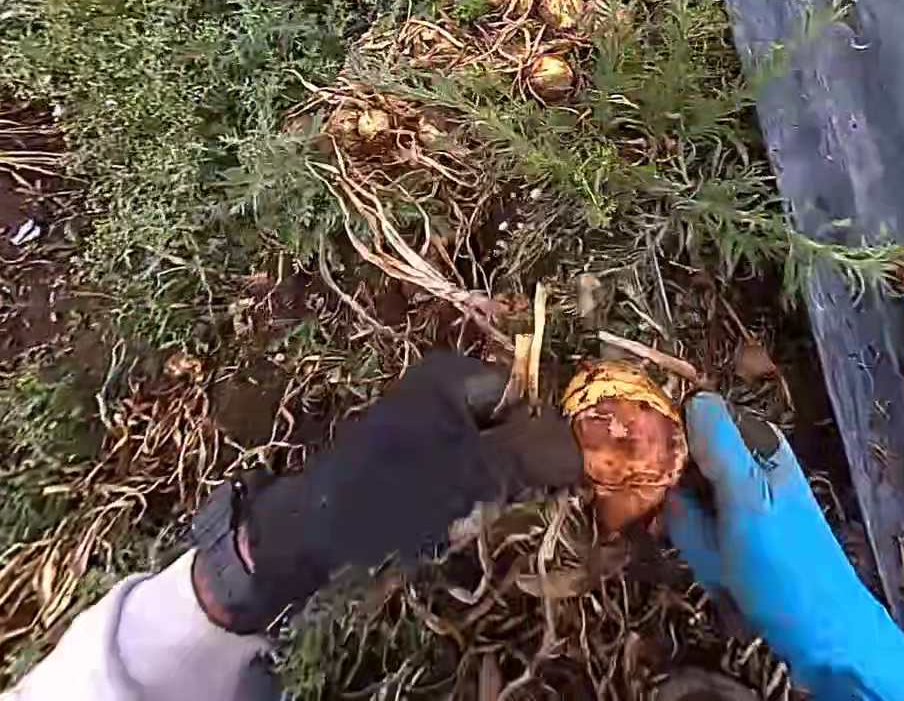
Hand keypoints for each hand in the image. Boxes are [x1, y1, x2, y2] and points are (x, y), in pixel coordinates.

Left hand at [221, 351, 581, 626]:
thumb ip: (537, 453)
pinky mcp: (411, 451)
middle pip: (505, 423)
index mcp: (454, 373)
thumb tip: (587, 446)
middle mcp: (440, 386)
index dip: (536, 436)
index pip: (522, 395)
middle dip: (506, 467)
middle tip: (486, 500)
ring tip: (456, 513)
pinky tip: (438, 520)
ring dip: (484, 488)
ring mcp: (424, 419)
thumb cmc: (399, 489)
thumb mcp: (478, 471)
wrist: (316, 530)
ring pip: (484, 453)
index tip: (538, 480)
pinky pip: (458, 468)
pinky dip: (460, 496)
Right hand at [665, 394, 903, 700]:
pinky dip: (699, 550)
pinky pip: (691, 527)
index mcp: (754, 437)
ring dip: (691, 531)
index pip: (688, 415)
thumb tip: (692, 396)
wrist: (826, 641)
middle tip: (708, 532)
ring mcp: (735, 494)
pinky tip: (723, 572)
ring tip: (721, 560)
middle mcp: (742, 457)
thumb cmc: (788, 566)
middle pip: (678, 460)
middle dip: (682, 498)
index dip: (673, 446)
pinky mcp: (730, 526)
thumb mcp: (749, 498)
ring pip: (680, 497)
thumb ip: (720, 446)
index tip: (677, 480)